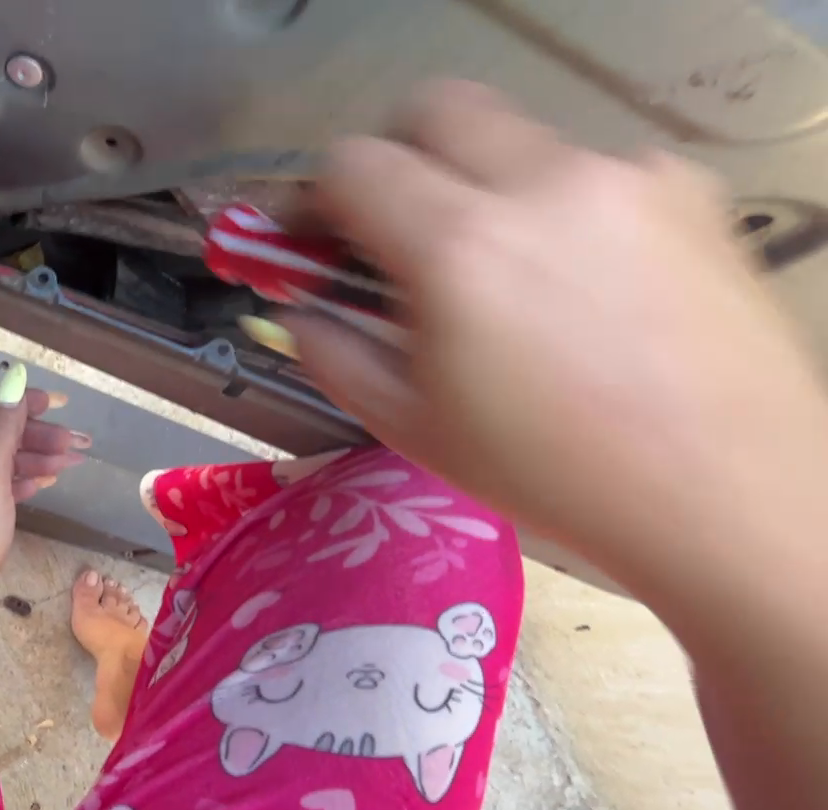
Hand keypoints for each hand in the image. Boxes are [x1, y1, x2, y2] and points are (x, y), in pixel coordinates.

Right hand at [290, 80, 827, 584]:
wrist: (719, 486)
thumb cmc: (537, 465)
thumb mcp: (399, 419)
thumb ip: (328, 349)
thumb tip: (302, 310)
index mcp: (458, 247)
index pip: (354, 163)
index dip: (311, 198)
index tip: (306, 242)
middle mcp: (544, 185)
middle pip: (436, 111)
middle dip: (388, 159)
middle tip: (377, 230)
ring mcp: (626, 179)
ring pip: (509, 142)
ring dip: (465, 186)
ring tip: (473, 271)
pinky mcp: (684, 193)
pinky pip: (579, 171)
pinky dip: (539, 205)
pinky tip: (550, 279)